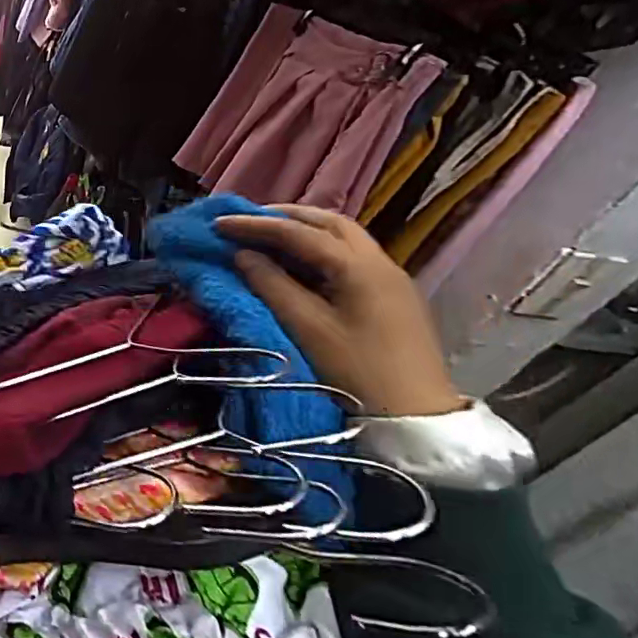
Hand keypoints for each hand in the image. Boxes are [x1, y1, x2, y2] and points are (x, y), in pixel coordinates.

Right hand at [216, 205, 466, 418]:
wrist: (417, 420)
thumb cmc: (358, 375)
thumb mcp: (308, 329)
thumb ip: (272, 285)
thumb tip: (242, 255)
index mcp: (357, 265)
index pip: (298, 232)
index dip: (255, 225)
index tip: (220, 223)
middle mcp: (378, 260)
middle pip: (327, 222)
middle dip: (285, 216)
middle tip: (248, 222)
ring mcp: (391, 275)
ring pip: (343, 236)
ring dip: (305, 229)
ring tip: (270, 236)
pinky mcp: (394, 294)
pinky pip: (353, 254)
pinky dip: (322, 248)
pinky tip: (301, 262)